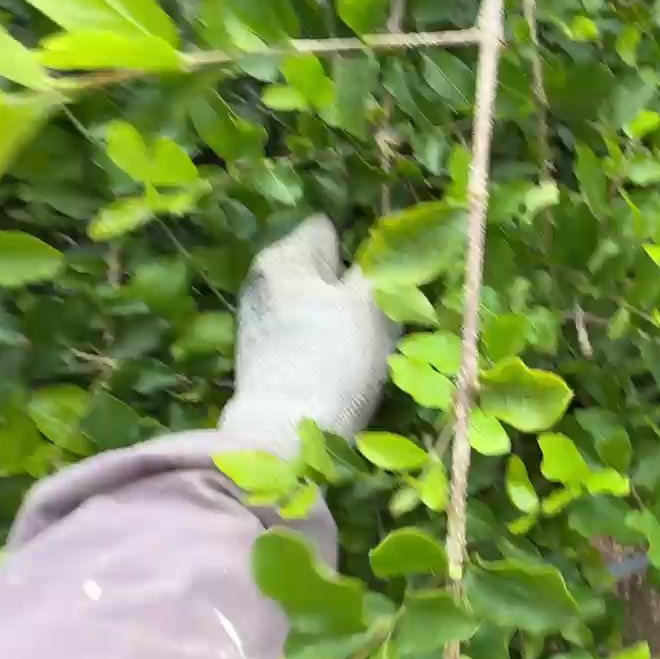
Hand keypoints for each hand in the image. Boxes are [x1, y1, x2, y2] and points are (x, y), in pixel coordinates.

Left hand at [219, 216, 394, 455]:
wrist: (287, 431)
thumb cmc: (333, 356)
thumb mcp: (372, 303)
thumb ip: (384, 268)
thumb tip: (397, 244)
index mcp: (285, 257)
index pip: (328, 227)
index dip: (363, 243)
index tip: (389, 269)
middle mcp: (265, 279)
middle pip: (325, 267)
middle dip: (356, 283)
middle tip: (387, 310)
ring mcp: (263, 318)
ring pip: (321, 301)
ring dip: (348, 315)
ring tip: (371, 343)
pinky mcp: (267, 354)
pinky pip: (311, 332)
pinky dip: (331, 341)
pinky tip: (347, 365)